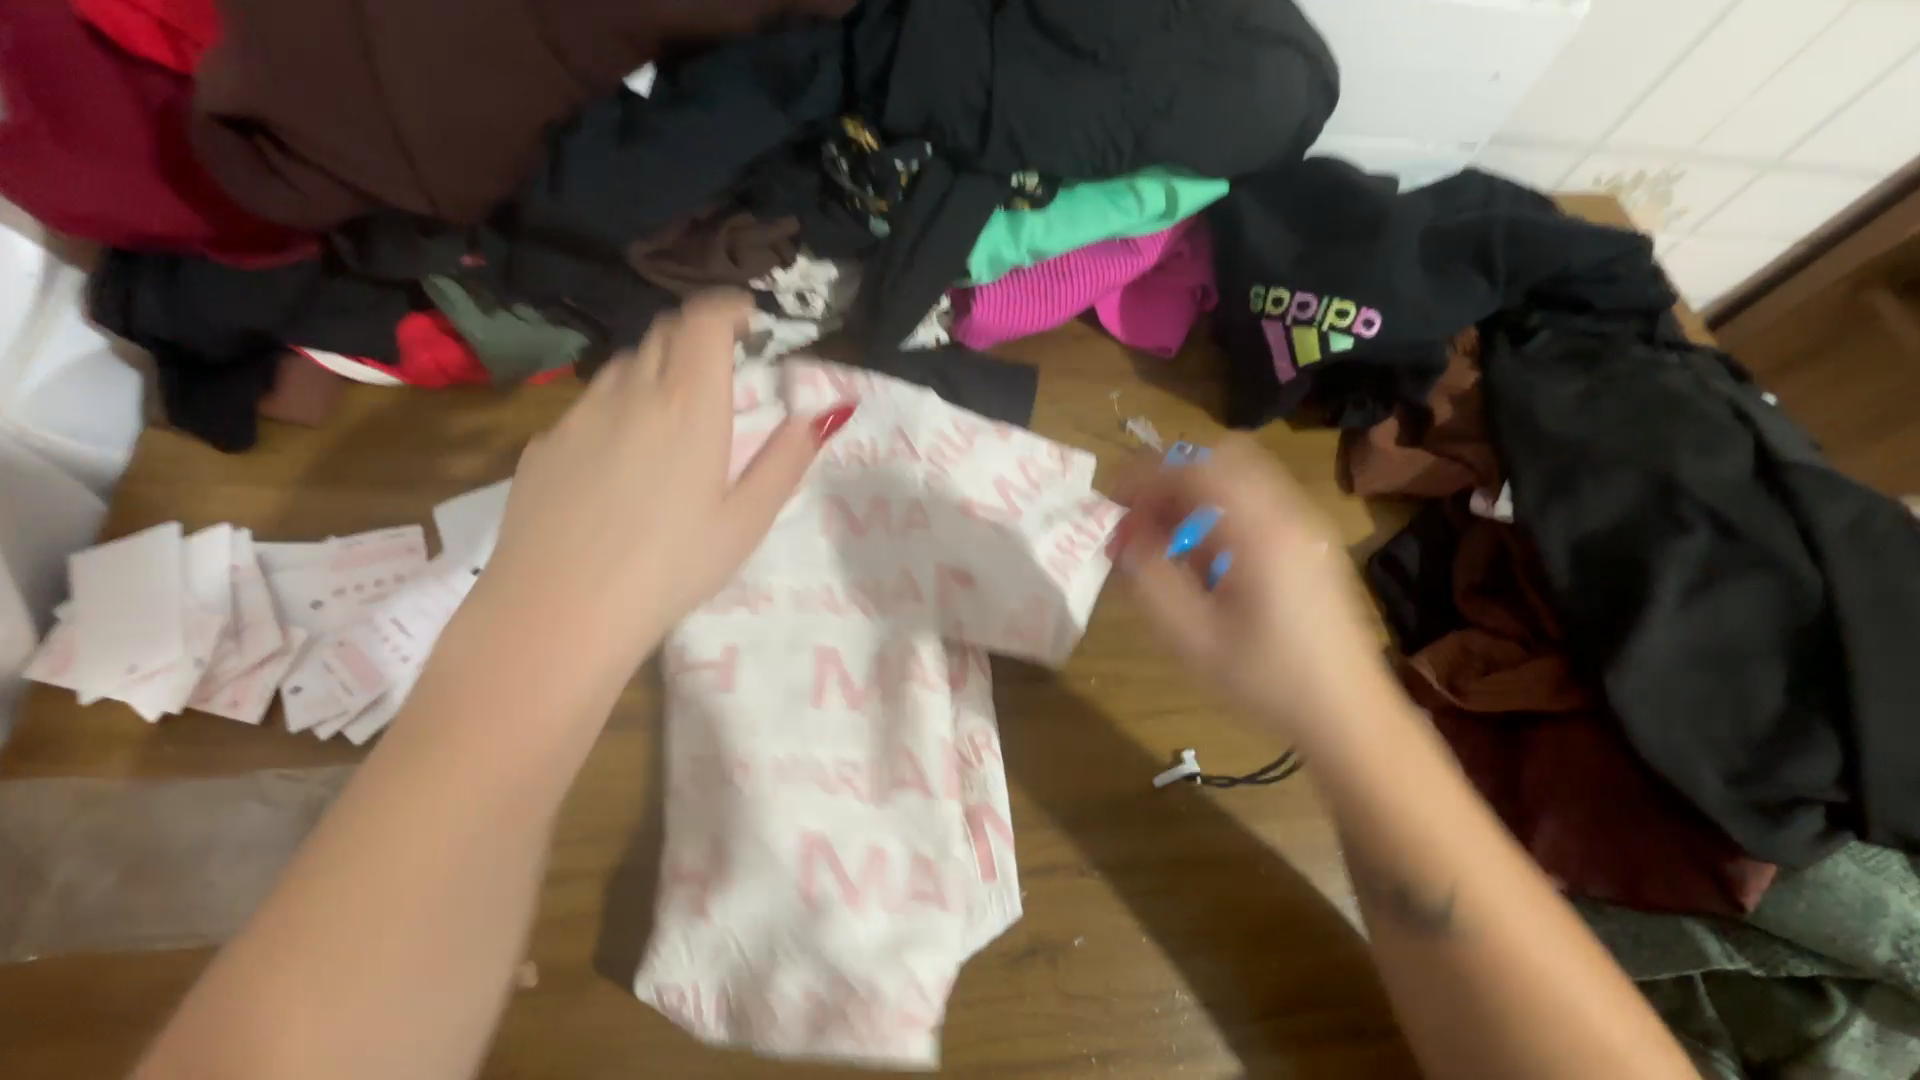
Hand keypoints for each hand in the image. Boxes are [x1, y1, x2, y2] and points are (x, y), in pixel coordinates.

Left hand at [478, 291, 845, 671]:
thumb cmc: (670, 569)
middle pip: (662, 334)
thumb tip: (821, 415)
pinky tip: (618, 468)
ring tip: (669, 423)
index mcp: (689, 404)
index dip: (728, 306)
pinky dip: (615, 413)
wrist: (558, 610)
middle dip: (695, 339)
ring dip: (653, 374)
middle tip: (718, 374)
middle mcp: (631, 392)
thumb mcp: (745, 523)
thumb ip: (785, 461)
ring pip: (622, 369)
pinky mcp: (544, 444)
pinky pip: (587, 408)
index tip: (747, 320)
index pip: (704, 319)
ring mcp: (579, 415)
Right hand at [1110, 436, 1399, 752]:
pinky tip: (1205, 559)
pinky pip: (1258, 501)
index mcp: (1260, 531)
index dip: (1145, 476)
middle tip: (1140, 517)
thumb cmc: (1266, 680)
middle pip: (1222, 459)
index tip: (1112, 502)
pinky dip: (1221, 510)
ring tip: (1167, 539)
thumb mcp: (1192, 638)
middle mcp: (1289, 513)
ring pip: (1242, 477)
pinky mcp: (1311, 544)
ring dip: (1195, 494)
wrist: (1347, 713)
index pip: (1194, 469)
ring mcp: (1306, 526)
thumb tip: (1123, 537)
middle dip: (1171, 478)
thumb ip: (1149, 580)